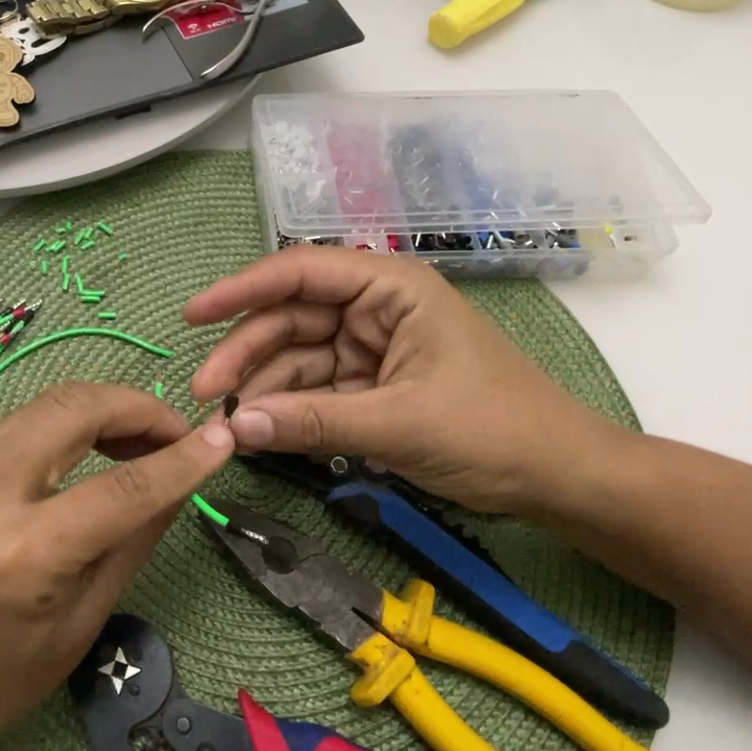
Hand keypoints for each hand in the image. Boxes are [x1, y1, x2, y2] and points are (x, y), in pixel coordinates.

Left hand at [0, 382, 234, 750]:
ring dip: (104, 409)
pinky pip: (23, 424)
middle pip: (74, 410)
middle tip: (178, 432)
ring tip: (145, 441)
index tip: (222, 438)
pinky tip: (99, 448)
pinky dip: (70, 424)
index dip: (180, 458)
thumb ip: (137, 537)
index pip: (121, 487)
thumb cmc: (4, 678)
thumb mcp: (87, 618)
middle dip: (137, 406)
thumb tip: (184, 478)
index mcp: (22, 553)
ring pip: (46, 405)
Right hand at [184, 247, 627, 512]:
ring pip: (298, 358)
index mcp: (392, 288)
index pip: (302, 272)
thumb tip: (235, 425)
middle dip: (247, 353)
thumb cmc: (494, 430)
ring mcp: (372, 349)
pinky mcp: (371, 387)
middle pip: (291, 318)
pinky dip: (288, 410)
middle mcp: (376, 309)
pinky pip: (315, 391)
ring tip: (227, 423)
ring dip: (262, 387)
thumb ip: (314, 422)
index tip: (193, 315)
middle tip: (203, 394)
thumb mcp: (400, 423)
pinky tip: (260, 431)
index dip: (242, 289)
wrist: (558, 478)